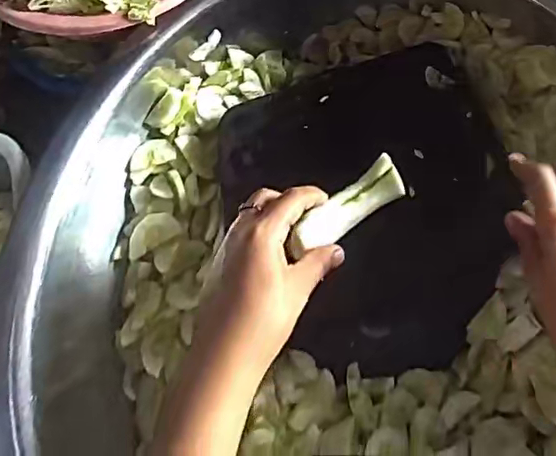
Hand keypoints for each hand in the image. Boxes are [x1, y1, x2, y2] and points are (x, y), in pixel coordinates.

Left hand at [153, 186, 342, 455]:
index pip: (290, 199)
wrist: (220, 360)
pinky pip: (242, 230)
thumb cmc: (262, 324)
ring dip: (273, 214)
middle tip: (310, 218)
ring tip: (294, 237)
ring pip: (252, 213)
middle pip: (266, 198)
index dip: (311, 196)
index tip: (327, 202)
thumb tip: (336, 250)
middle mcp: (241, 231)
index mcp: (261, 232)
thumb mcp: (297, 291)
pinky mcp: (219, 260)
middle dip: (290, 201)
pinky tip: (273, 256)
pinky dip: (260, 229)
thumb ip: (317, 263)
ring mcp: (226, 245)